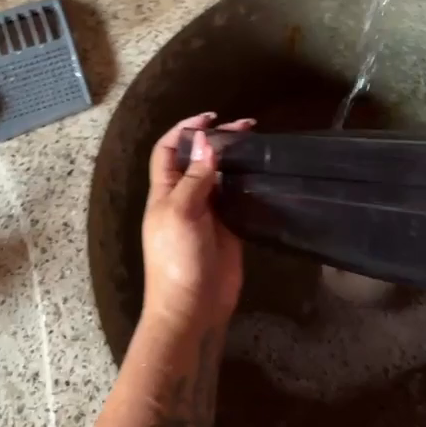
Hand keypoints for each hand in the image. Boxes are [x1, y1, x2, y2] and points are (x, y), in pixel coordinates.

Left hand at [141, 113, 250, 330]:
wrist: (191, 308)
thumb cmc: (177, 260)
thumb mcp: (182, 213)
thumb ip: (195, 178)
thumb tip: (204, 140)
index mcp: (165, 191)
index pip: (168, 150)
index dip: (184, 130)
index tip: (210, 118)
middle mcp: (184, 197)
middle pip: (197, 159)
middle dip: (215, 139)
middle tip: (246, 126)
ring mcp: (207, 213)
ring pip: (218, 176)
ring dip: (233, 159)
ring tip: (257, 142)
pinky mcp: (228, 229)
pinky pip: (235, 199)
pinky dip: (245, 183)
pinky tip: (261, 173)